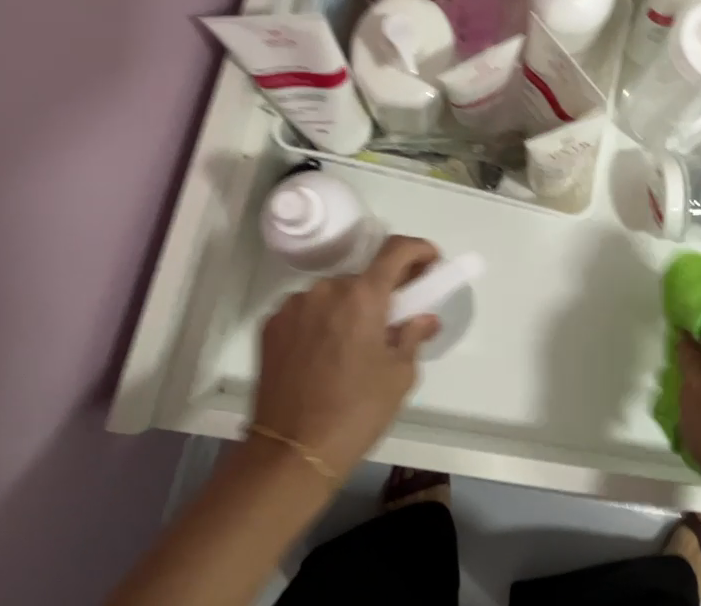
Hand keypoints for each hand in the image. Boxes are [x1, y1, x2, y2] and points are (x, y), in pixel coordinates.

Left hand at [251, 235, 442, 476]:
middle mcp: (326, 289)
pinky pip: (306, 312)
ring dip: (348, 309)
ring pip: (332, 295)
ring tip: (352, 348)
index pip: (396, 249)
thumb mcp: (399, 375)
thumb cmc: (357, 411)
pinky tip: (323, 356)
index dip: (418, 250)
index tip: (430, 264)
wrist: (291, 452)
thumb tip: (423, 318)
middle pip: (363, 277)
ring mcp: (293, 306)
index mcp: (363, 295)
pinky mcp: (270, 326)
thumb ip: (414, 335)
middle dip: (382, 294)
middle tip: (392, 323)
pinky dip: (321, 322)